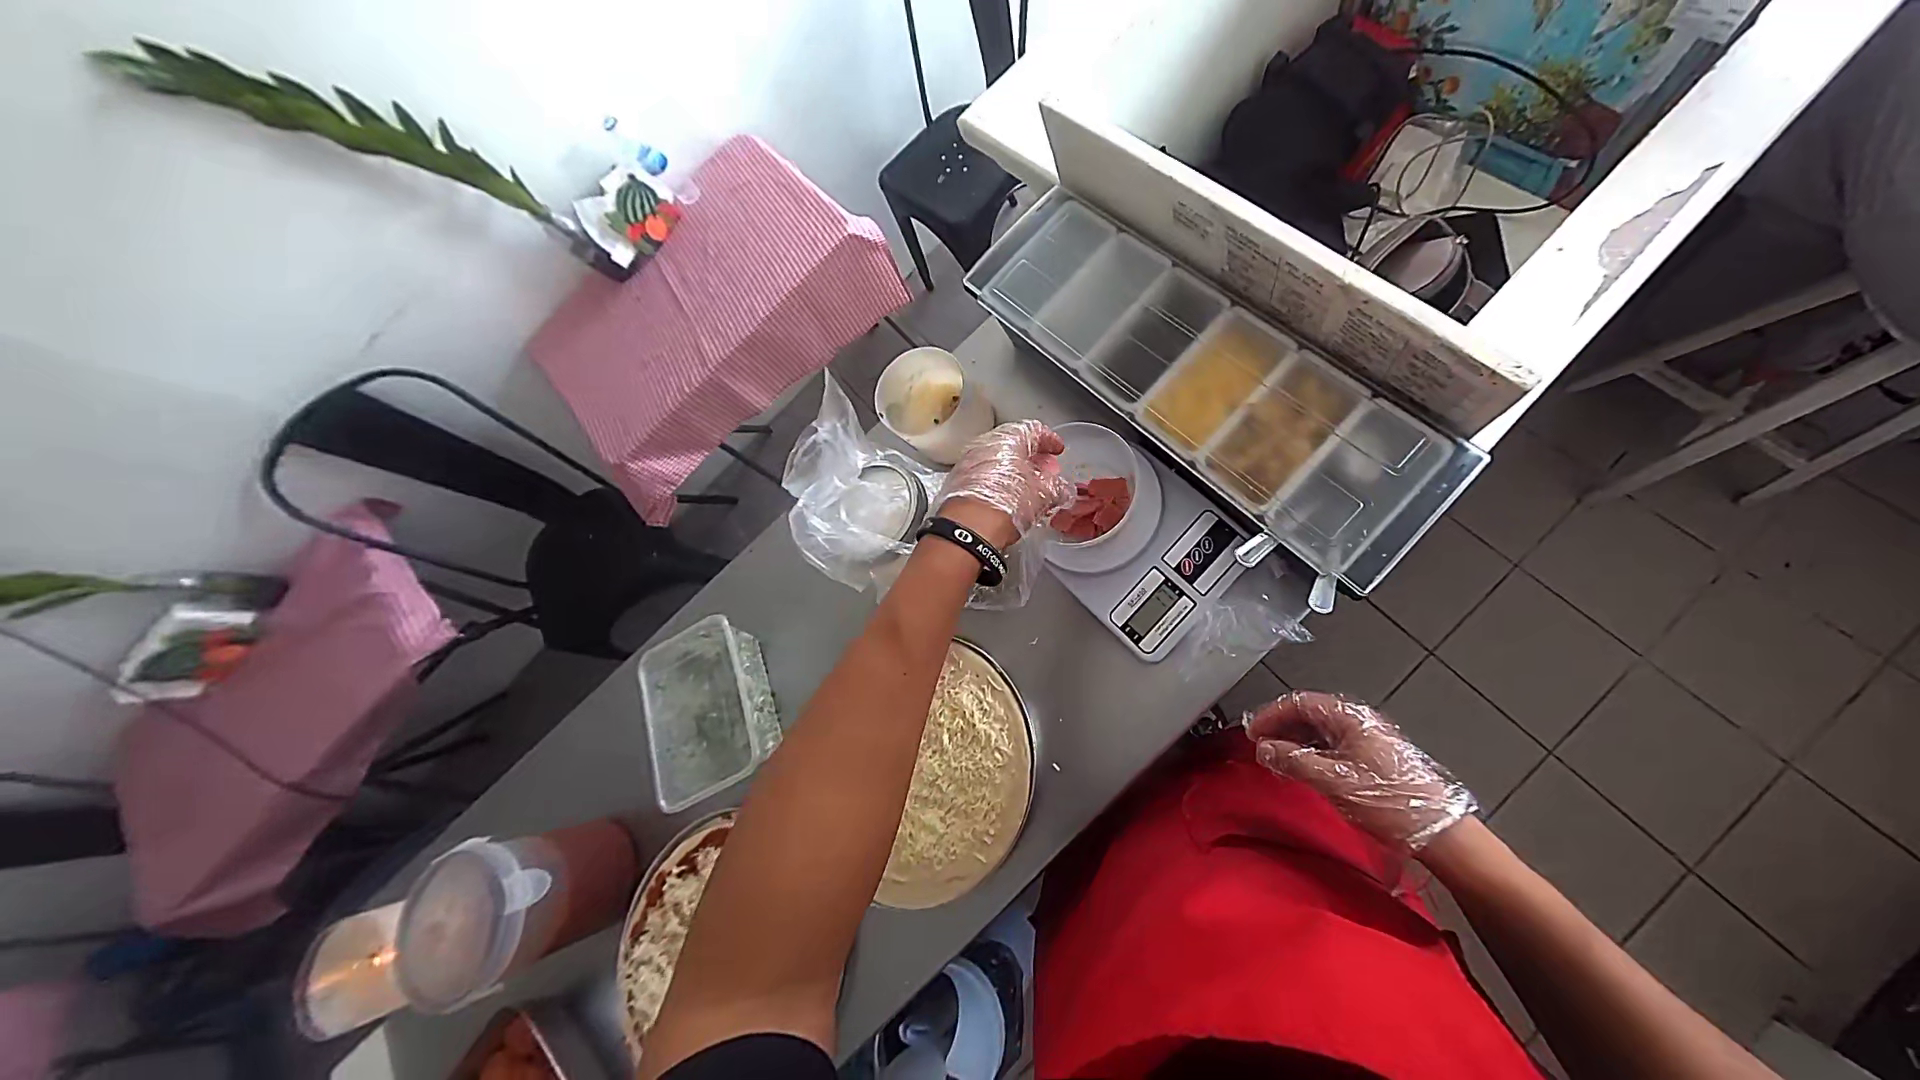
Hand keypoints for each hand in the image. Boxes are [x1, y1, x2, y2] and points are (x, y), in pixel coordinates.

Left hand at [933, 421, 1075, 549]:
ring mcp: (969, 462)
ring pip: (998, 460)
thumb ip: (1057, 486)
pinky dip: (998, 482)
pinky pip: (984, 475)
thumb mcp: (1043, 495)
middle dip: (1032, 457)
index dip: (1050, 440)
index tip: (1057, 449)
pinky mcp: (959, 482)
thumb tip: (1062, 488)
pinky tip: (1008, 498)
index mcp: (1009, 438)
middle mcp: (986, 445)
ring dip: (1015, 471)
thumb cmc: (1006, 504)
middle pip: (1014, 445)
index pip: (1034, 430)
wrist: (968, 528)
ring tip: (1029, 488)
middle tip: (1046, 470)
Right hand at [1244, 690, 1475, 850]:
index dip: (1270, 715)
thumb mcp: (1332, 780)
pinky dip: (1312, 754)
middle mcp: (1361, 723)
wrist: (1442, 835)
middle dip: (1281, 728)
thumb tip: (1264, 749)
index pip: (1299, 703)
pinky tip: (1305, 771)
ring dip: (1296, 743)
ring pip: (1321, 732)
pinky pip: (1333, 747)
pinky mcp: (1376, 760)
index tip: (1254, 733)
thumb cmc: (1393, 804)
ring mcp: (1370, 741)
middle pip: (1310, 714)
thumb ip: (1292, 760)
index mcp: (1350, 718)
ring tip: (1279, 762)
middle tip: (1262, 747)